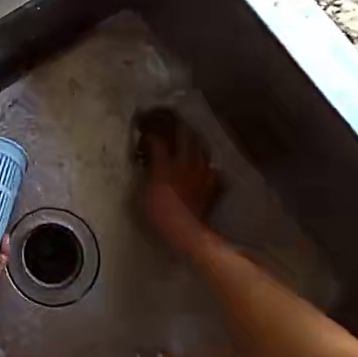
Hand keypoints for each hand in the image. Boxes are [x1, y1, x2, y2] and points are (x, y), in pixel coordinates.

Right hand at [135, 108, 221, 253]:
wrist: (186, 231)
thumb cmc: (160, 214)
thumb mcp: (144, 194)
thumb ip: (149, 176)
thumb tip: (150, 167)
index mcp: (165, 166)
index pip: (159, 144)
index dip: (153, 138)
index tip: (149, 135)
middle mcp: (184, 165)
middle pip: (186, 140)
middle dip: (182, 130)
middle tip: (179, 126)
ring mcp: (200, 174)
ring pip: (202, 151)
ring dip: (197, 144)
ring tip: (195, 141)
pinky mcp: (209, 185)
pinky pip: (212, 170)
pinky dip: (209, 165)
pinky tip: (208, 166)